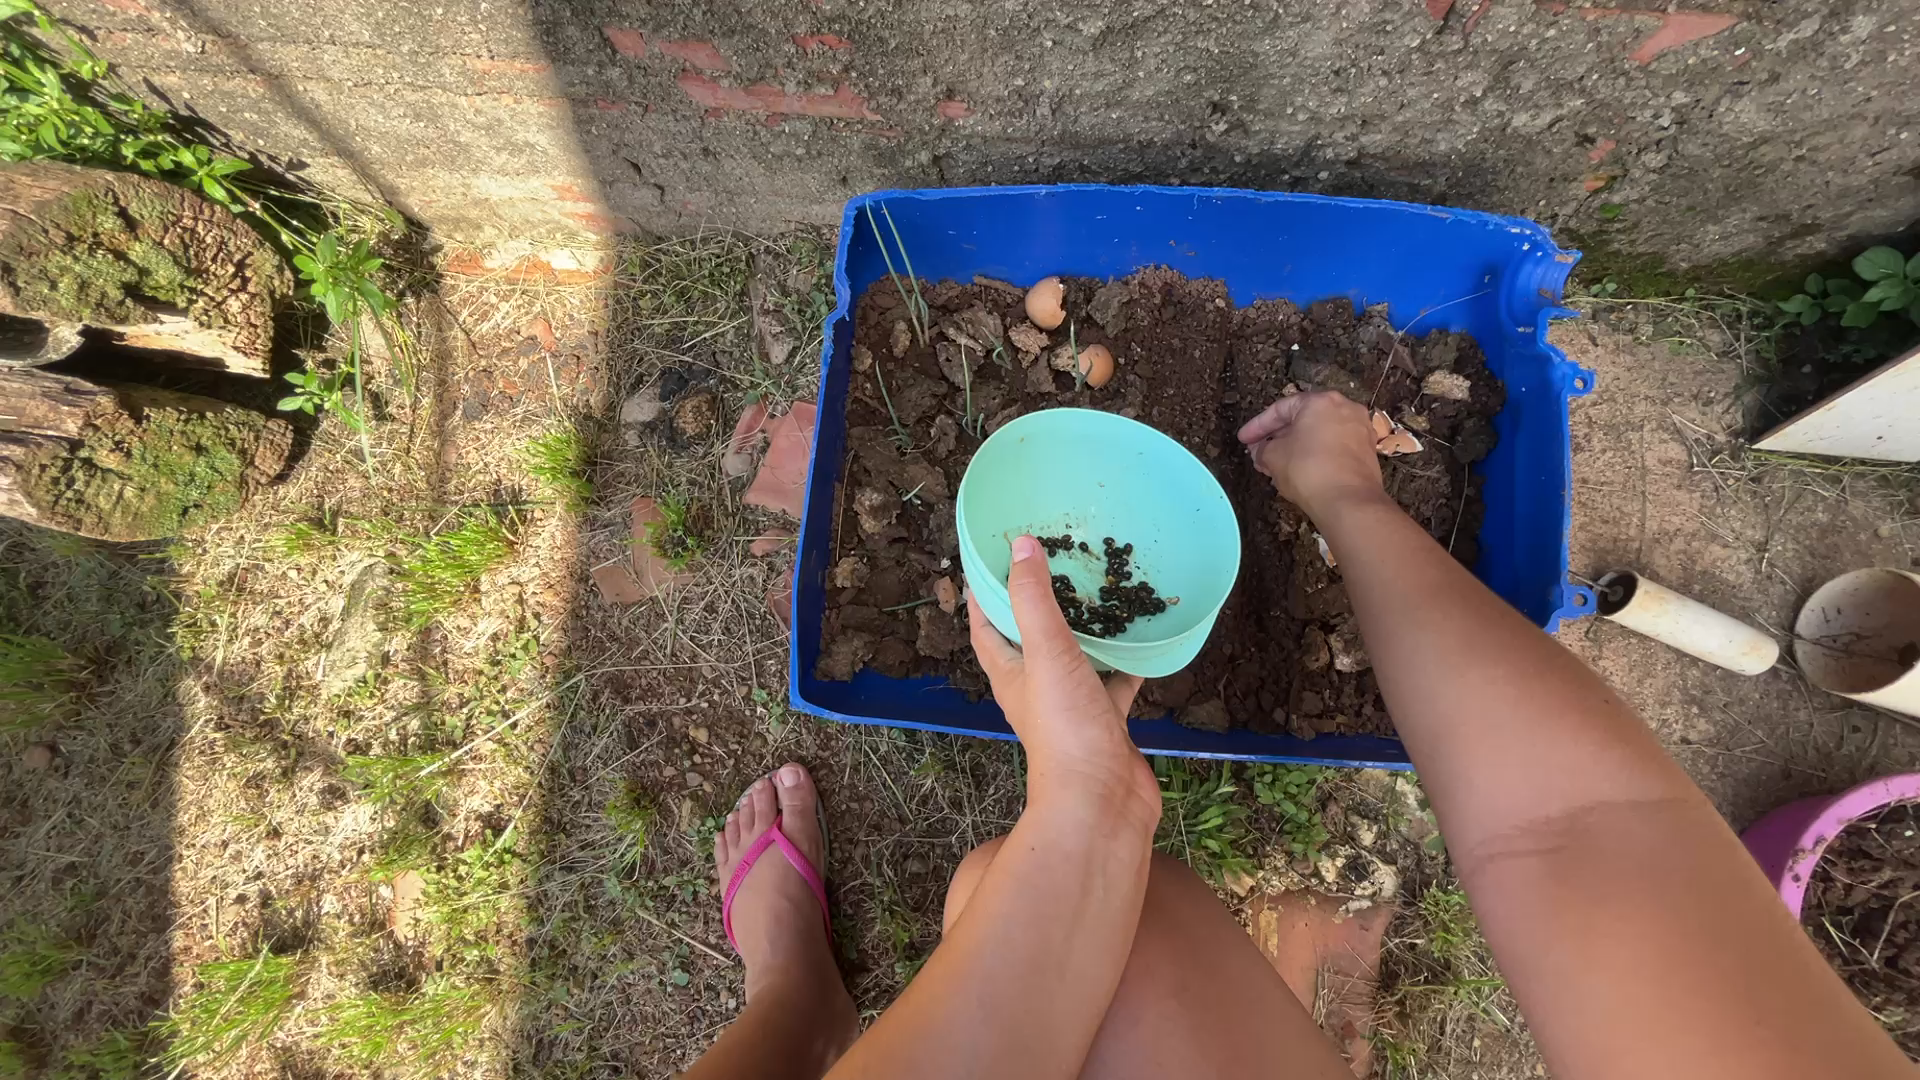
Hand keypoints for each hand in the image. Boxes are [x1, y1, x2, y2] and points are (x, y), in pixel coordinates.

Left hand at [969, 535, 1157, 828]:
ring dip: (1084, 628)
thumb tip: (1021, 546)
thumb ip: (1034, 600)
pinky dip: (1126, 661)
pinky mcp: (1104, 719)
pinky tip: (1144, 638)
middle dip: (1038, 602)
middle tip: (1059, 563)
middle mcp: (1035, 687)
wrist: (1103, 800)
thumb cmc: (1065, 726)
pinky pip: (1114, 681)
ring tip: (1101, 590)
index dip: (984, 593)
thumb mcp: (1045, 652)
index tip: (994, 558)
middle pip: (1030, 636)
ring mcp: (1071, 704)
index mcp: (1010, 672)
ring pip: (1075, 656)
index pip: (985, 625)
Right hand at [1237, 391, 1385, 518]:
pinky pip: (1333, 447)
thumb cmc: (1308, 470)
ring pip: (1318, 434)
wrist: (1347, 501)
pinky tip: (1299, 470)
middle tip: (1258, 451)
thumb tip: (1261, 450)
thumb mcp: (1272, 456)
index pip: (1280, 408)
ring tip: (1276, 464)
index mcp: (1320, 402)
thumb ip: (1262, 449)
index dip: (1257, 425)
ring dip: (1295, 447)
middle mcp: (1344, 409)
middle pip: (1302, 419)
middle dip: (1277, 437)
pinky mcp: (1366, 451)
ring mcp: (1359, 429)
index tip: (1244, 439)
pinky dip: (1314, 454)